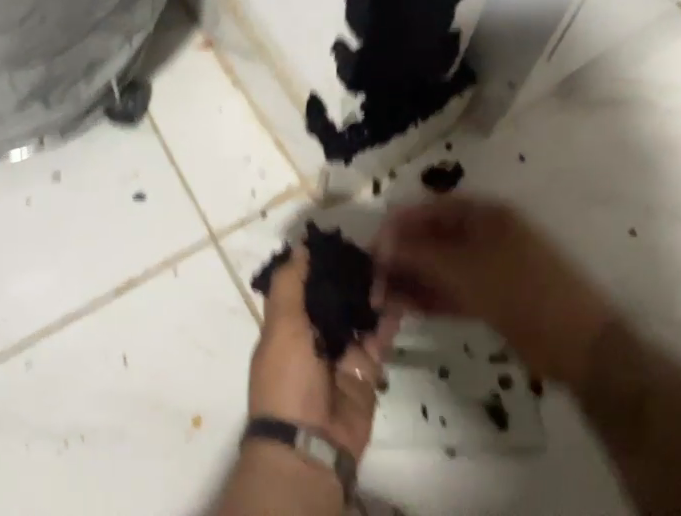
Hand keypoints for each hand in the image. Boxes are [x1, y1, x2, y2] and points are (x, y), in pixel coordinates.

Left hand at [251, 247, 399, 459]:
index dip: (320, 264)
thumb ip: (290, 286)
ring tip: (390, 266)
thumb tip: (298, 247)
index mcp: (287, 327)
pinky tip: (399, 299)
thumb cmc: (287, 380)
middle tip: (373, 248)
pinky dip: (387, 321)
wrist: (310, 442)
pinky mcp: (366, 370)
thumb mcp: (281, 327)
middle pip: (334, 299)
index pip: (304, 286)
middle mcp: (314, 336)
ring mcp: (342, 354)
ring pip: (359, 315)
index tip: (340, 238)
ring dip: (371, 294)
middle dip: (351, 277)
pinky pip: (378, 339)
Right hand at [373, 196, 613, 387]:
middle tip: (369, 278)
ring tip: (378, 298)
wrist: (579, 344)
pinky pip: (453, 290)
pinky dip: (430, 297)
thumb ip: (419, 254)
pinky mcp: (493, 298)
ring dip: (411, 279)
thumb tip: (381, 244)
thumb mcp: (464, 270)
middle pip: (433, 238)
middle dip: (401, 255)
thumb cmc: (521, 292)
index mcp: (484, 214)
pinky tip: (403, 308)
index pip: (430, 209)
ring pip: (441, 267)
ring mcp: (490, 268)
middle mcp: (485, 235)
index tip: (369, 247)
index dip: (398, 225)